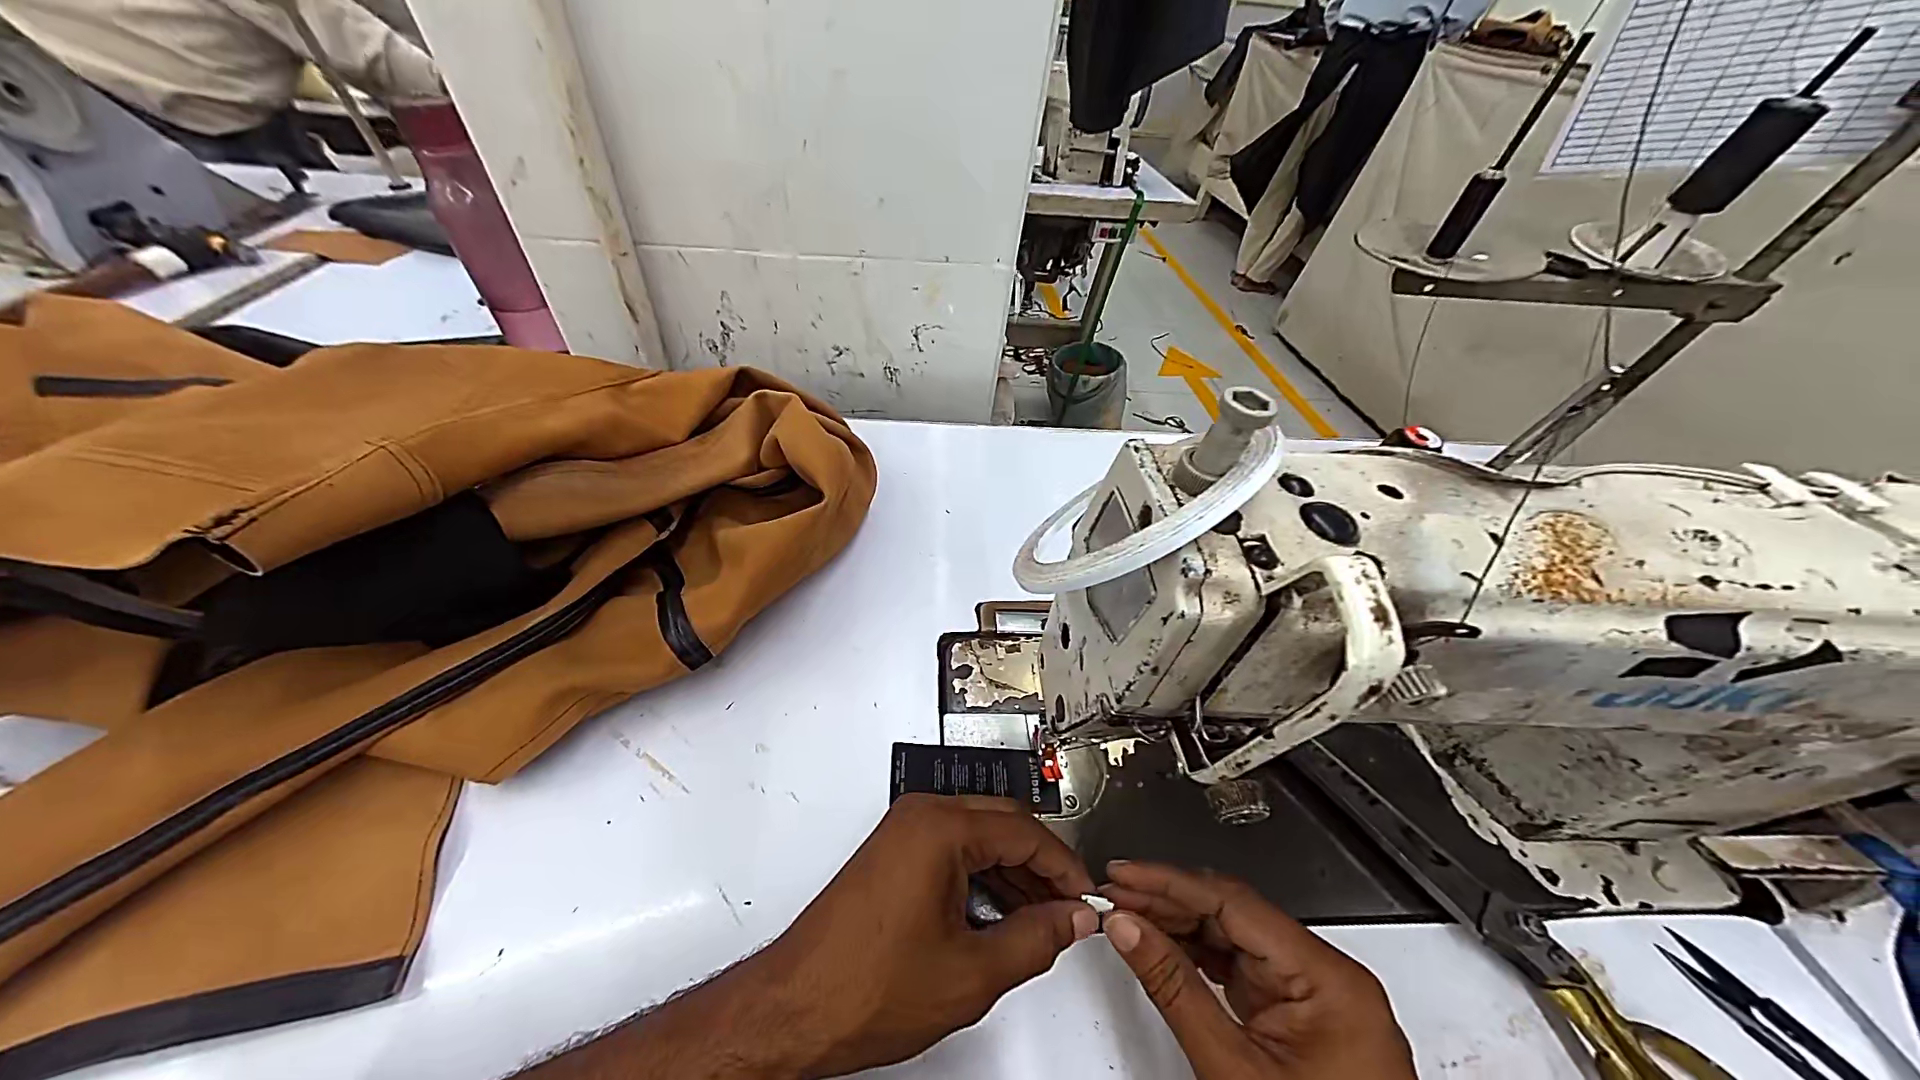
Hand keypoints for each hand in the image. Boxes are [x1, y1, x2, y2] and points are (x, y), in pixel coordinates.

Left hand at [756, 794, 1099, 1075]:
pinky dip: (983, 876)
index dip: (1064, 867)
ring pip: (980, 835)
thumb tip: (1069, 919)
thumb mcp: (970, 973)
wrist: (794, 1008)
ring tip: (1040, 919)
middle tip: (1068, 906)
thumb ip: (1035, 940)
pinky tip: (1000, 916)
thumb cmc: (857, 987)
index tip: (1083, 895)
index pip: (1026, 831)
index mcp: (938, 829)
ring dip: (1014, 872)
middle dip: (1042, 865)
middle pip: (1005, 823)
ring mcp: (903, 832)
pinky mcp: (894, 853)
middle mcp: (919, 817)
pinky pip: (954, 849)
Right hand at [1100, 861, 1415, 1079]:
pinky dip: (1198, 955)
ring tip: (1130, 917)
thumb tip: (1129, 929)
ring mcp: (1314, 995)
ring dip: (1177, 925)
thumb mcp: (1232, 1070)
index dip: (1170, 882)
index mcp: (1328, 979)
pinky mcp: (1299, 1013)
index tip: (1126, 874)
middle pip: (1233, 913)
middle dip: (1167, 901)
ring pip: (1233, 935)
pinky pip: (1240, 965)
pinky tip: (1163, 947)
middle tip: (1116, 894)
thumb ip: (1174, 988)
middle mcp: (1328, 977)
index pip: (1233, 901)